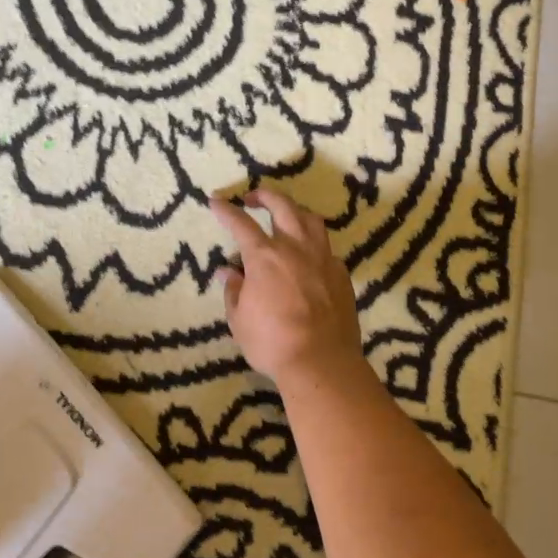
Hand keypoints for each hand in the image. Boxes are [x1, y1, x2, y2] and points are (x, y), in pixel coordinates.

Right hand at [210, 189, 364, 387]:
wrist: (321, 361)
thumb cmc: (271, 342)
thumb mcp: (239, 320)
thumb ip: (234, 291)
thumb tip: (229, 271)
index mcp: (264, 256)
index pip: (241, 223)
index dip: (226, 210)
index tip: (216, 201)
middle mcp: (295, 248)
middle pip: (282, 207)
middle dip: (265, 196)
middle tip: (254, 197)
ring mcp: (322, 258)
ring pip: (310, 220)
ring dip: (295, 211)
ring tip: (286, 216)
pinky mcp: (341, 273)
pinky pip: (326, 247)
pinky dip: (313, 243)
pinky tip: (309, 255)